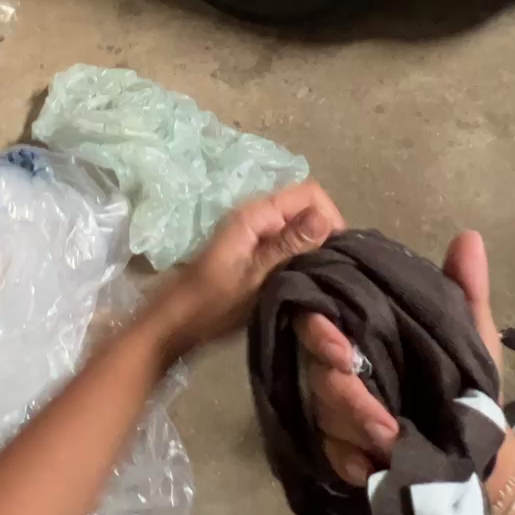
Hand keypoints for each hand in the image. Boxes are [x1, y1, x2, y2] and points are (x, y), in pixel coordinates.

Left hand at [141, 182, 344, 359]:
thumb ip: (288, 246)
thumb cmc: (212, 303)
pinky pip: (287, 240)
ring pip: (298, 224)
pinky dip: (302, 255)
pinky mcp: (254, 249)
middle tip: (336, 269)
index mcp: (254, 214)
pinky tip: (307, 279)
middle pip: (305, 206)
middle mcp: (256, 214)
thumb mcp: (255, 277)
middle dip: (325, 232)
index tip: (339, 253)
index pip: (308, 192)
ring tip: (326, 277)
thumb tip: (324, 217)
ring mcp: (254, 231)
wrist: (176, 323)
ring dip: (315, 245)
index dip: (330, 216)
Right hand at [295, 230, 502, 484]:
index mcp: (361, 328)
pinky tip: (371, 469)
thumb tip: (469, 236)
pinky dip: (348, 461)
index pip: (319, 317)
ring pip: (321, 412)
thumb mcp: (470, 333)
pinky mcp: (336, 444)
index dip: (321, 333)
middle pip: (317, 371)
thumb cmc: (466, 381)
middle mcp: (337, 361)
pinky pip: (328, 451)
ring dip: (353, 432)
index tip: (345, 351)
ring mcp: (333, 404)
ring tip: (392, 447)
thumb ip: (464, 288)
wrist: (476, 447)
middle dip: (348, 398)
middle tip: (384, 424)